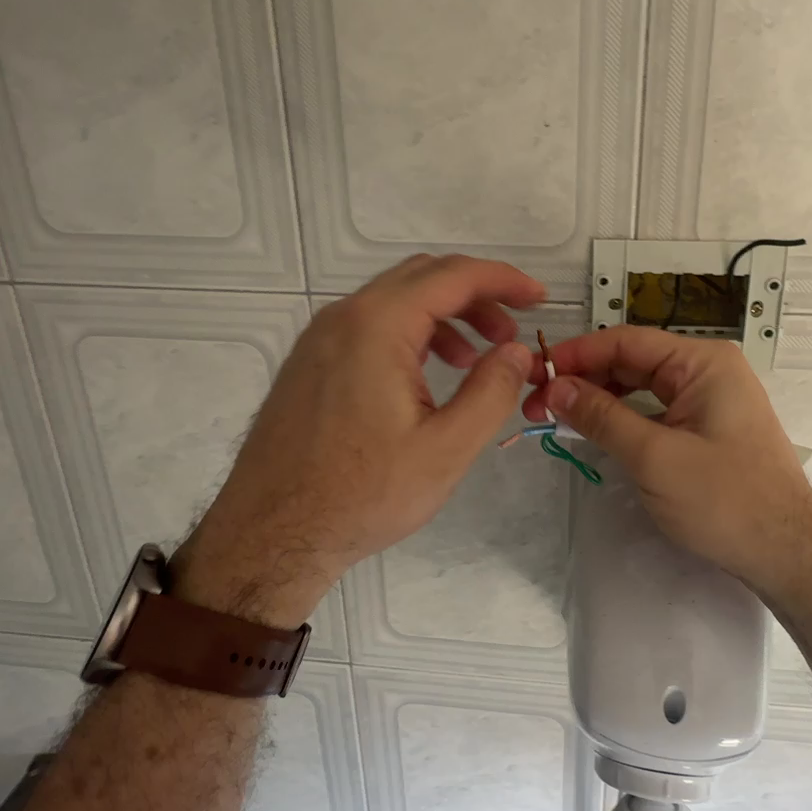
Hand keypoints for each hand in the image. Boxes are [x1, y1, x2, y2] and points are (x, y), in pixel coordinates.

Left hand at [173, 255, 544, 624]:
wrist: (272, 534)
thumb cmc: (362, 494)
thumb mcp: (445, 449)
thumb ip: (491, 392)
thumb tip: (518, 353)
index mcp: (377, 326)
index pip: (452, 276)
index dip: (503, 280)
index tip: (539, 297)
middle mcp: (344, 317)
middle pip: (422, 278)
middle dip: (476, 296)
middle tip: (511, 332)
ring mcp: (320, 338)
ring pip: (394, 301)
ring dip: (444, 316)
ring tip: (476, 360)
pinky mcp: (311, 362)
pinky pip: (370, 326)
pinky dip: (410, 334)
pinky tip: (428, 376)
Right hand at [521, 325, 811, 595]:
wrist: (787, 554)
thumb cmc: (725, 500)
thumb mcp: (654, 457)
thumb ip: (602, 417)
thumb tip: (555, 387)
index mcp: (703, 362)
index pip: (626, 341)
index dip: (577, 354)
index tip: (534, 374)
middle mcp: (708, 371)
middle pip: (632, 361)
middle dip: (583, 379)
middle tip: (536, 404)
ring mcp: (710, 400)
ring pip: (641, 387)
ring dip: (599, 399)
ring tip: (556, 417)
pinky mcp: (707, 429)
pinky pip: (655, 411)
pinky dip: (622, 418)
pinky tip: (594, 430)